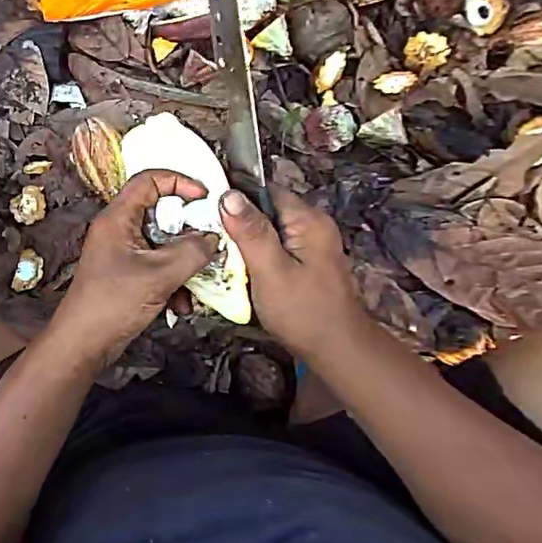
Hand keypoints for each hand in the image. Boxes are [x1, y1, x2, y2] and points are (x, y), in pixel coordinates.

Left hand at [50, 170, 219, 362]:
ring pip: (163, 244)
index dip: (179, 181)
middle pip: (160, 213)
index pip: (148, 180)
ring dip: (183, 263)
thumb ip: (191, 252)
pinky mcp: (127, 273)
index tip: (204, 196)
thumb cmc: (110, 303)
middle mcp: (118, 230)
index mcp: (117, 219)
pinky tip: (180, 304)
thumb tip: (213, 238)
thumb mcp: (159, 275)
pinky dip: (173, 281)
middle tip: (209, 241)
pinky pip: (158, 266)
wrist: (84, 342)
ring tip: (194, 284)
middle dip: (188, 231)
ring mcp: (122, 252)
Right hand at [220, 189, 366, 361]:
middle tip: (204, 234)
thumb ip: (251, 232)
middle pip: (265, 210)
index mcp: (308, 220)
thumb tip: (229, 194)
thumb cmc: (303, 312)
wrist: (337, 352)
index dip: (234, 197)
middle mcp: (312, 226)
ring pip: (267, 231)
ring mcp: (310, 246)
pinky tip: (237, 268)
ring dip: (243, 241)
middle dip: (235, 221)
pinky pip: (273, 248)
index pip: (264, 190)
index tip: (204, 209)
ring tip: (215, 251)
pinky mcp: (305, 263)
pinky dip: (254, 256)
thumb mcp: (271, 270)